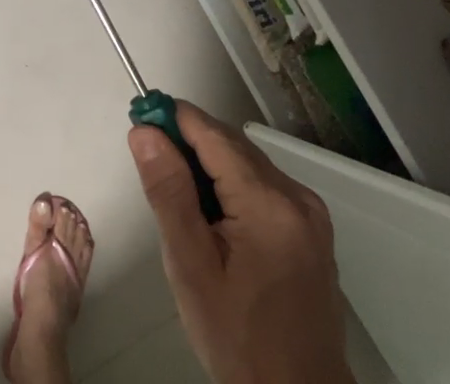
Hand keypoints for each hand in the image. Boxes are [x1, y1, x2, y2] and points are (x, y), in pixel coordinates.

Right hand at [130, 103, 353, 383]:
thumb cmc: (235, 335)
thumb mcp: (190, 265)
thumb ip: (168, 192)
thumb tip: (145, 132)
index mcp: (269, 205)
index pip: (213, 135)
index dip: (174, 118)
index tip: (138, 115)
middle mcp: (297, 198)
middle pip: (232, 145)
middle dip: (187, 141)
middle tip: (147, 161)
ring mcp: (310, 214)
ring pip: (247, 164)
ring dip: (208, 164)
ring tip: (174, 196)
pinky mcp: (311, 230)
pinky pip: (263, 186)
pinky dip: (231, 185)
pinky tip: (209, 215)